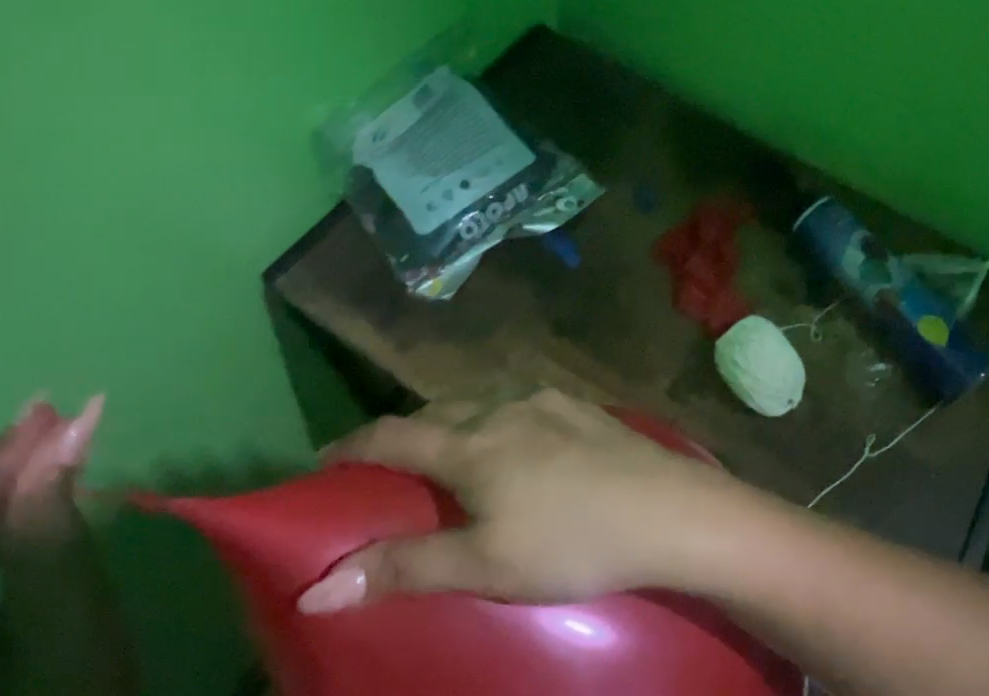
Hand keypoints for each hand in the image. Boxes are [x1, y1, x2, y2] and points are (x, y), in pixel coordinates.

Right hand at [298, 389, 740, 612]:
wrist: (672, 511)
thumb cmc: (573, 542)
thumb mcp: (485, 566)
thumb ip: (403, 568)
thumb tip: (316, 587)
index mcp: (472, 443)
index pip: (392, 433)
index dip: (351, 446)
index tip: (325, 465)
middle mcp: (504, 406)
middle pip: (436, 410)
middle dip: (403, 433)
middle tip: (389, 470)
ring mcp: (549, 401)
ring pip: (482, 402)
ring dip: (453, 423)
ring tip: (450, 457)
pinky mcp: (584, 407)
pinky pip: (521, 404)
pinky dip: (496, 421)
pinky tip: (518, 446)